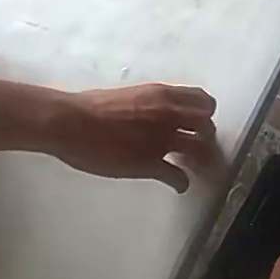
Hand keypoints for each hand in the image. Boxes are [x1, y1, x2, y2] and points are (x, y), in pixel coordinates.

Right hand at [45, 84, 217, 190]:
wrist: (73, 123)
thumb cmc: (94, 105)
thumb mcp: (134, 94)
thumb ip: (153, 102)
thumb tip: (161, 110)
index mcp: (164, 95)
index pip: (203, 101)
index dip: (204, 112)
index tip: (199, 120)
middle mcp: (170, 116)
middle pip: (206, 127)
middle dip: (205, 136)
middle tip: (197, 144)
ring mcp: (162, 141)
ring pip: (199, 152)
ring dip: (198, 160)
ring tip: (192, 165)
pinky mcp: (150, 165)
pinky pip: (179, 177)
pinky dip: (182, 183)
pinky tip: (178, 185)